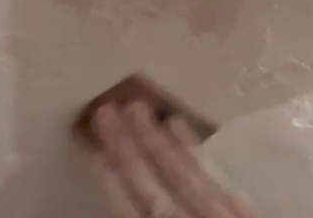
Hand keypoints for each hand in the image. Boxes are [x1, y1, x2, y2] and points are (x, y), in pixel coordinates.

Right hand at [91, 101, 256, 217]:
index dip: (110, 181)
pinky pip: (221, 179)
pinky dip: (198, 152)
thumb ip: (147, 217)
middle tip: (108, 108)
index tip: (91, 147)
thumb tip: (133, 205)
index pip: (133, 215)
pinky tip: (182, 127)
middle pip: (157, 190)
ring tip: (140, 106)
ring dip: (160, 141)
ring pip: (188, 176)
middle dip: (129, 149)